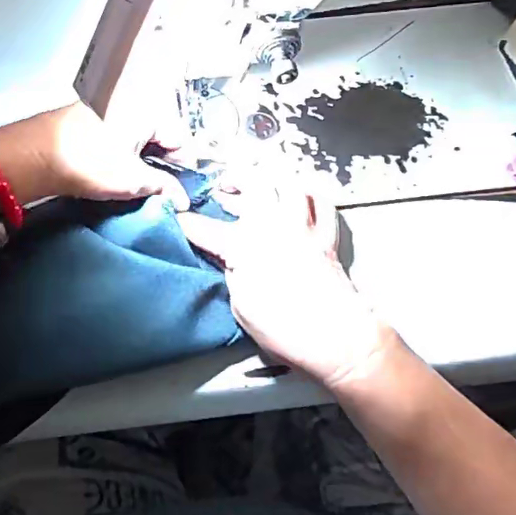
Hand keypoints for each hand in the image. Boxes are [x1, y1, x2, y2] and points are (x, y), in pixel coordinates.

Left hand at [0, 102, 187, 207]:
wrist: (29, 157)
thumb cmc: (88, 164)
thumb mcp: (131, 181)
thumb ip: (162, 187)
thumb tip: (182, 199)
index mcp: (146, 110)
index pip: (180, 138)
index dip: (184, 167)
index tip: (180, 191)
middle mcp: (127, 102)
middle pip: (157, 135)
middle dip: (160, 163)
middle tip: (158, 192)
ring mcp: (102, 109)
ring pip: (133, 136)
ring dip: (138, 160)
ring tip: (133, 186)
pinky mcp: (80, 120)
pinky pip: (111, 136)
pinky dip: (117, 154)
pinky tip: (109, 174)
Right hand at [178, 178, 399, 388]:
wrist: (336, 338)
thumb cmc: (285, 329)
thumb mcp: (241, 305)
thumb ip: (231, 271)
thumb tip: (227, 257)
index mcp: (244, 246)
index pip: (206, 228)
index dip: (188, 223)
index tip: (179, 221)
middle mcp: (274, 226)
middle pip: (254, 181)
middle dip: (235, 177)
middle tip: (225, 185)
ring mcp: (303, 228)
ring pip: (289, 182)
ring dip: (271, 177)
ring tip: (260, 182)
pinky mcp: (326, 237)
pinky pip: (320, 203)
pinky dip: (308, 195)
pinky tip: (299, 199)